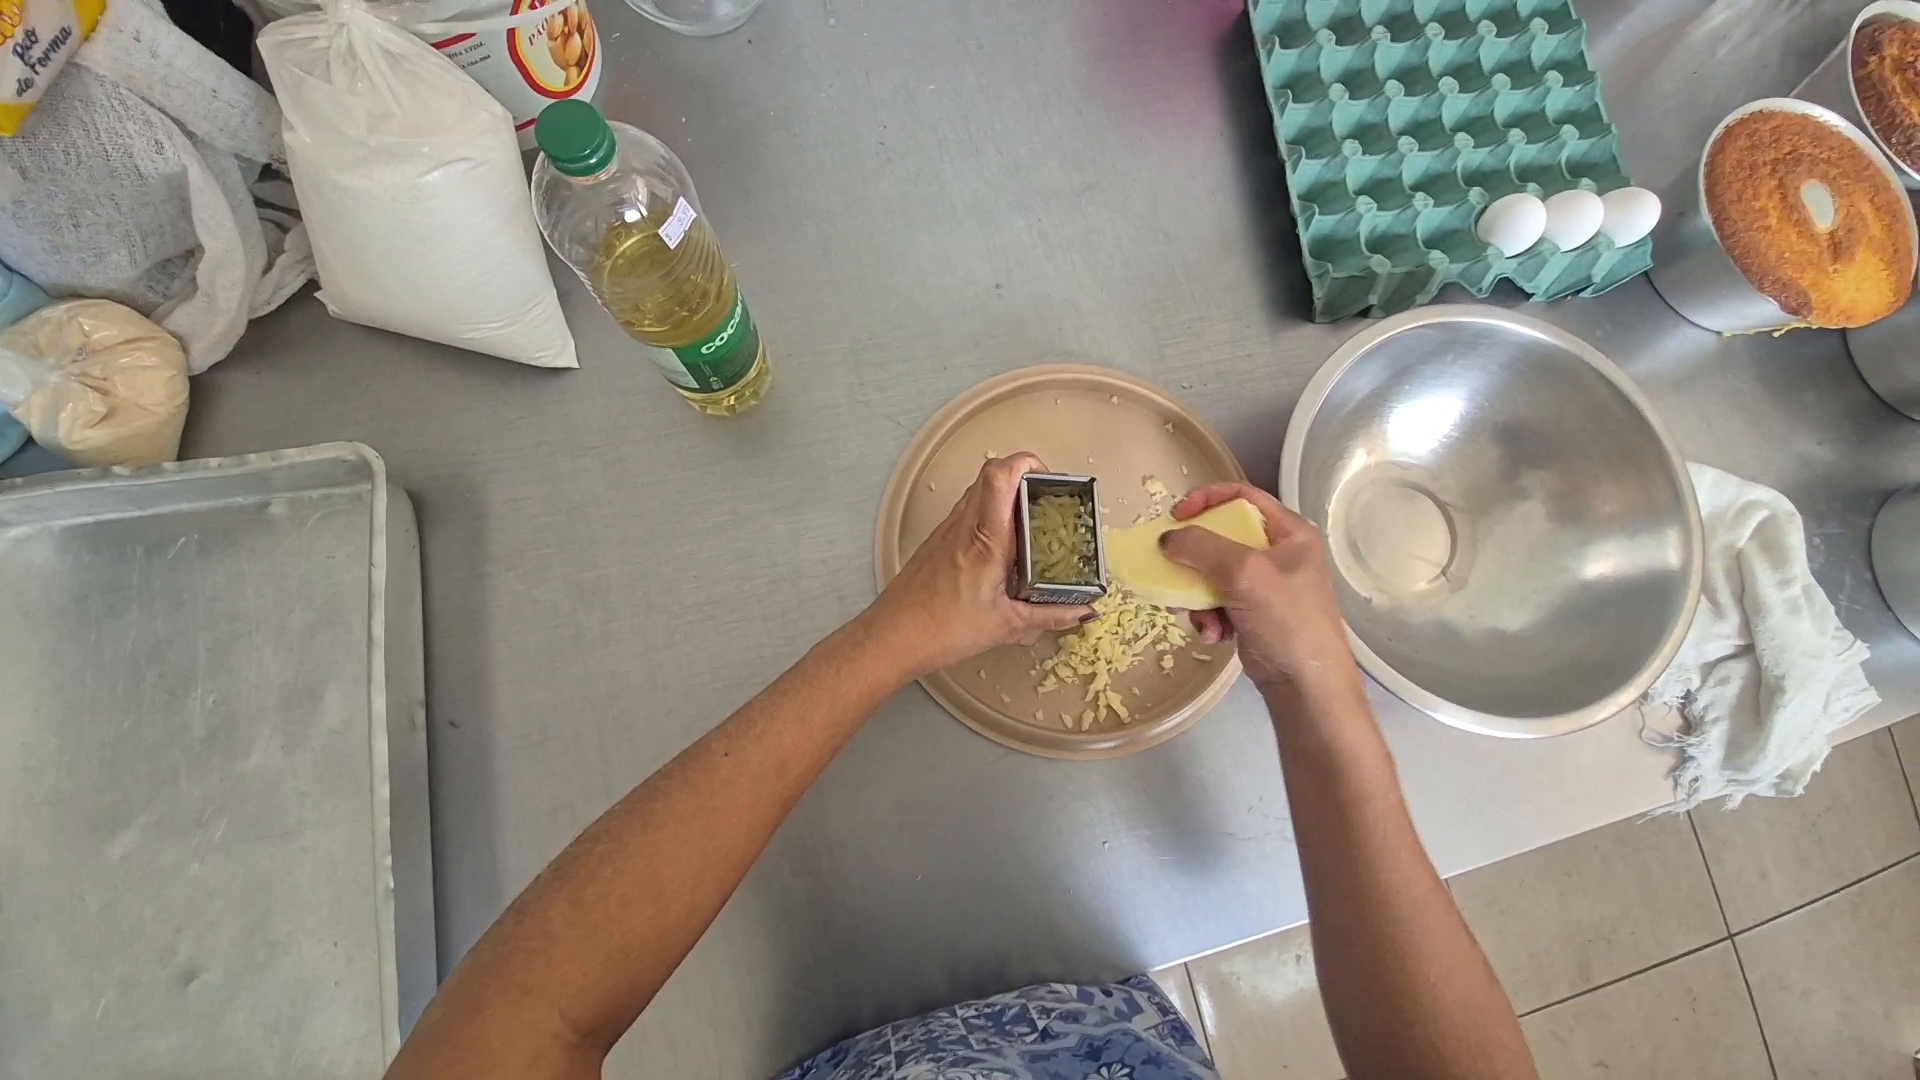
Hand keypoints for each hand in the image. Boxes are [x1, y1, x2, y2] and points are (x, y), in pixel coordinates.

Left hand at [868, 453, 1094, 678]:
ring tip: (1029, 526)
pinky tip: (1000, 550)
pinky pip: (966, 513)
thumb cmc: (941, 630)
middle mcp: (963, 525)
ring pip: (977, 491)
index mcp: (985, 538)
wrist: (891, 637)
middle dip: (1023, 476)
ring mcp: (946, 530)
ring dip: (1004, 496)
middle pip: (990, 474)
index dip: (1027, 463)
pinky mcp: (936, 542)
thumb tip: (1081, 611)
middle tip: (1045, 501)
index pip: (1001, 475)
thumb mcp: (1006, 625)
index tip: (1049, 479)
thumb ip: (1049, 616)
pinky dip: (988, 517)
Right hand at [1159, 483, 1360, 697]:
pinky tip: (1214, 635)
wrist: (1306, 685)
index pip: (1242, 496)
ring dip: (1197, 596)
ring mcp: (1264, 585)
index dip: (1206, 499)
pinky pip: (1215, 601)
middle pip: (1220, 537)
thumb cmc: (1287, 620)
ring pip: (1211, 573)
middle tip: (1172, 567)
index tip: (1175, 516)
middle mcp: (1277, 554)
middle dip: (1194, 560)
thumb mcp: (1244, 573)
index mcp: (1289, 533)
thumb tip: (1166, 539)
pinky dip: (1208, 616)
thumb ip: (1202, 547)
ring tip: (1200, 618)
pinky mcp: (1251, 613)